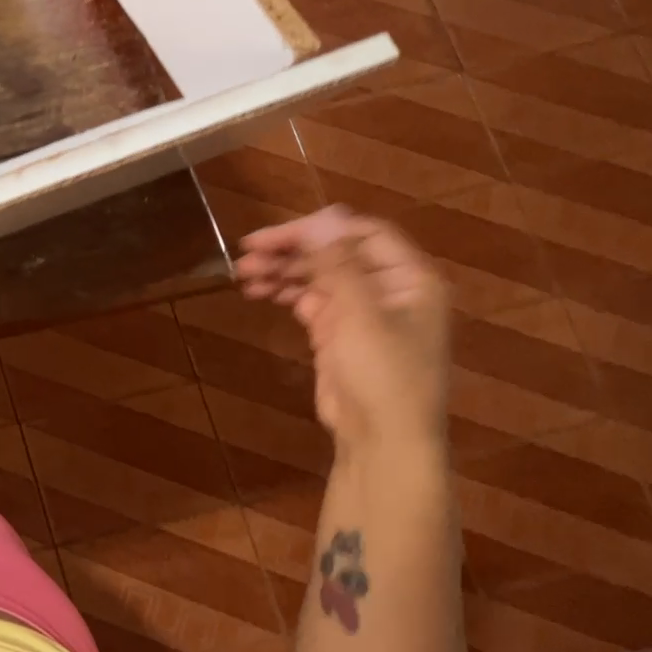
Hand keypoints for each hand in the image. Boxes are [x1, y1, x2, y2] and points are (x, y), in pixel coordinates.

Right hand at [236, 206, 450, 453]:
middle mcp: (387, 288)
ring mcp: (362, 311)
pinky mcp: (338, 332)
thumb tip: (323, 216)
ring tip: (243, 275)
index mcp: (408, 278)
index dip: (315, 229)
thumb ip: (338, 263)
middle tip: (245, 255)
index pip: (360, 234)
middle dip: (291, 251)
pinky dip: (284, 293)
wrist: (382, 435)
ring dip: (281, 271)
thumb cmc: (383, 372)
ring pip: (317, 276)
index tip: (270, 238)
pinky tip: (258, 292)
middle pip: (334, 253)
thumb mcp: (360, 314)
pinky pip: (308, 300)